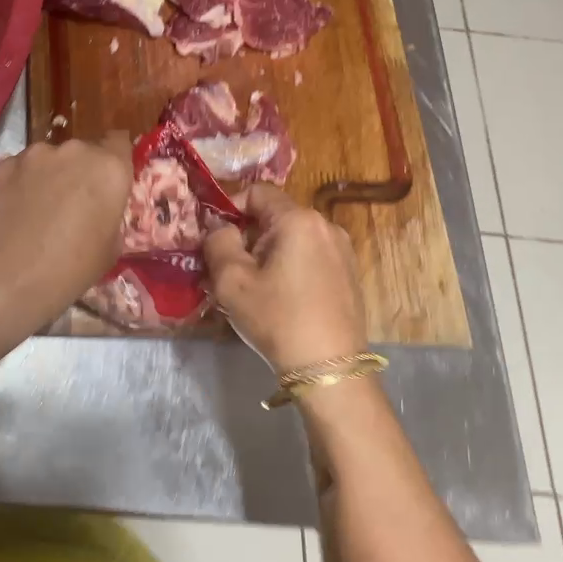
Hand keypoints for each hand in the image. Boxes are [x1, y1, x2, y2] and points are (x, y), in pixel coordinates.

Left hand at [0, 135, 131, 305]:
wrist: (12, 274)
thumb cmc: (74, 267)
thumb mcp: (112, 245)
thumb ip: (110, 212)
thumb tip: (100, 207)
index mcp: (110, 168)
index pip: (119, 142)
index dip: (114, 159)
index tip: (108, 179)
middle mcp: (75, 150)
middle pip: (83, 151)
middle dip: (80, 170)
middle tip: (72, 201)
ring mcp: (37, 154)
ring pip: (50, 158)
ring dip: (50, 174)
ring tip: (39, 206)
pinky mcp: (6, 164)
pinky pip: (22, 167)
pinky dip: (23, 181)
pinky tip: (17, 208)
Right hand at [202, 184, 367, 371]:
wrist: (329, 369)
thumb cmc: (277, 318)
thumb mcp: (231, 280)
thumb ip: (218, 241)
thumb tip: (221, 227)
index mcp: (298, 220)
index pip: (257, 192)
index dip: (229, 206)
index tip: (213, 235)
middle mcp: (326, 226)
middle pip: (274, 215)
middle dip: (247, 234)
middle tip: (226, 265)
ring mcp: (342, 251)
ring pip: (291, 237)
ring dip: (266, 251)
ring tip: (251, 284)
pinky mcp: (348, 274)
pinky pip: (308, 256)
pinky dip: (288, 265)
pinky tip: (278, 296)